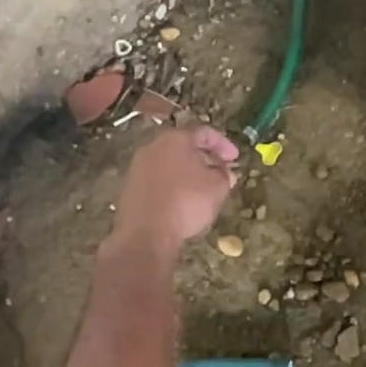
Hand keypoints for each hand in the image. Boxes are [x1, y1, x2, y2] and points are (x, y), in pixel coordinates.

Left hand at [111, 124, 239, 254]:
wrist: (145, 234)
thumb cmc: (187, 202)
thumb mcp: (218, 187)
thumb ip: (224, 174)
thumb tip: (223, 171)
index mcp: (176, 139)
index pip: (204, 132)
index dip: (223, 144)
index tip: (235, 158)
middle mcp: (154, 146)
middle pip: (184, 145)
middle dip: (205, 157)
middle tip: (220, 171)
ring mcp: (138, 166)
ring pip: (170, 162)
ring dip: (188, 171)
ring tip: (203, 187)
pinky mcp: (130, 186)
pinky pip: (158, 178)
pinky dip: (173, 183)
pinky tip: (182, 199)